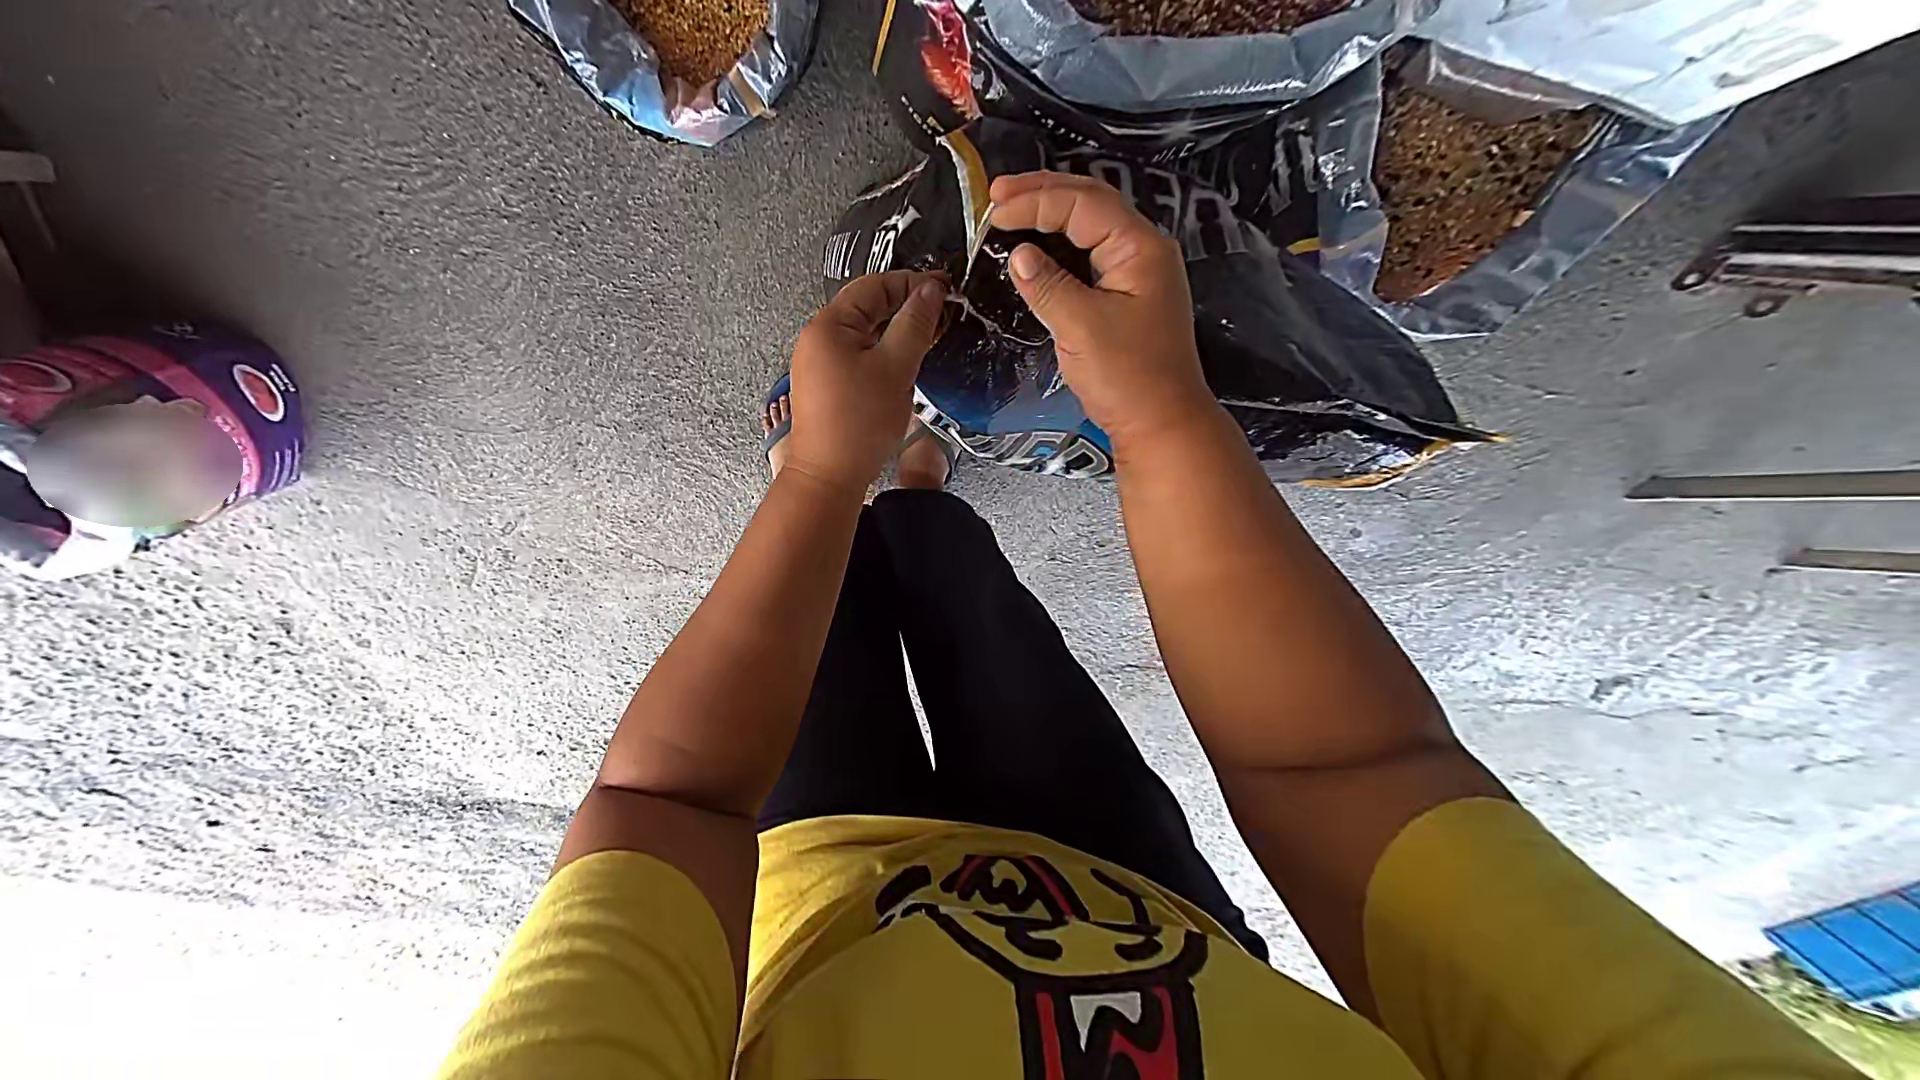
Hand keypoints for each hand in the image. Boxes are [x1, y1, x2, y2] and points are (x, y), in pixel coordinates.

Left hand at [784, 270, 946, 493]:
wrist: (829, 475)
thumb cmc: (855, 428)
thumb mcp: (896, 368)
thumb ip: (915, 325)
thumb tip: (929, 292)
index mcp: (829, 326)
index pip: (875, 286)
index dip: (912, 283)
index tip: (942, 288)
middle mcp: (818, 340)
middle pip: (868, 308)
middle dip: (907, 308)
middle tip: (940, 314)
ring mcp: (820, 363)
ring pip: (866, 334)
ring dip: (897, 333)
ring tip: (927, 339)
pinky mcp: (828, 385)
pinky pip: (859, 357)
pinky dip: (884, 355)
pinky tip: (904, 366)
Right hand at [989, 171, 1218, 452]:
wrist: (1161, 423)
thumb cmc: (1128, 377)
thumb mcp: (1081, 328)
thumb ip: (1047, 286)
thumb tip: (1018, 255)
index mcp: (1139, 248)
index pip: (1083, 203)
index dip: (1036, 200)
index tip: (994, 210)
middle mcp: (1142, 251)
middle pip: (1090, 203)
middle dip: (1043, 193)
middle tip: (997, 193)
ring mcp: (1136, 273)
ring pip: (1090, 227)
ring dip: (1050, 214)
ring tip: (1011, 208)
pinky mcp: (1126, 296)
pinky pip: (1090, 256)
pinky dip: (1059, 246)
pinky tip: (1037, 247)